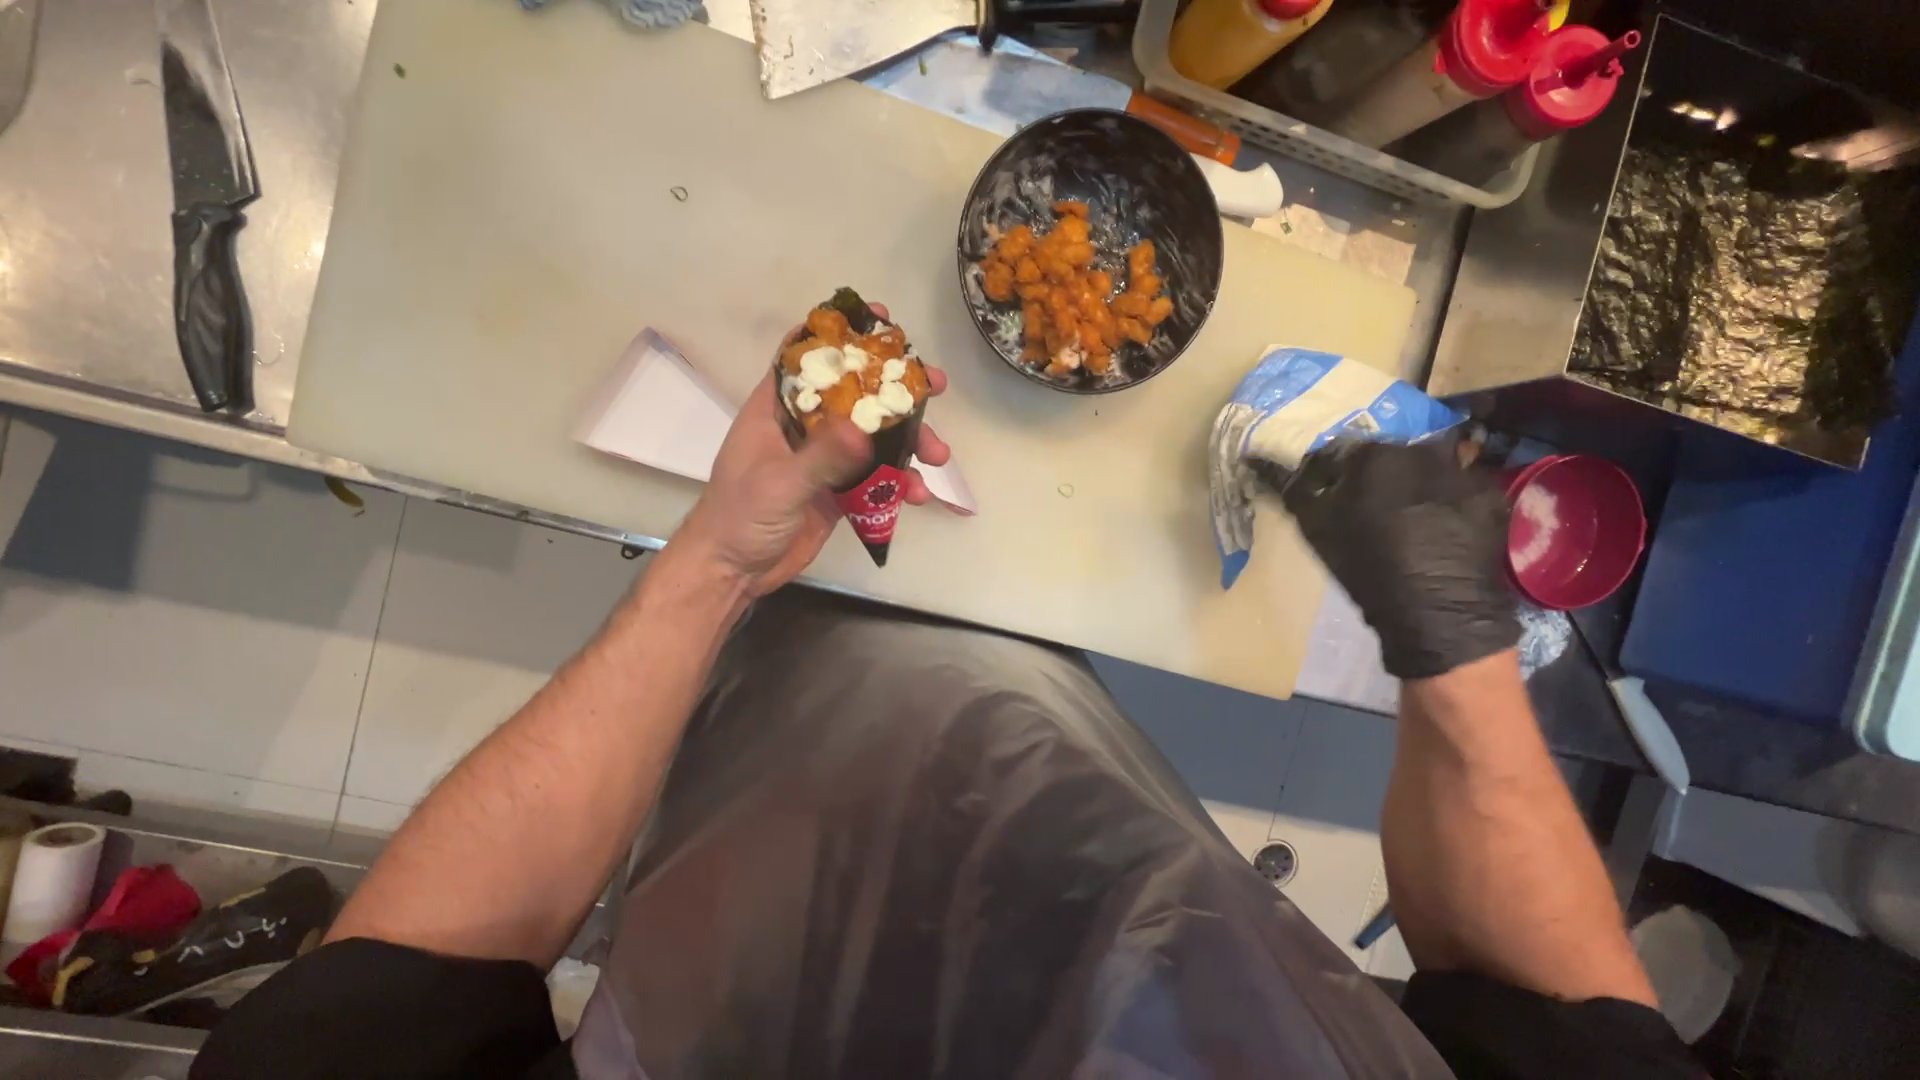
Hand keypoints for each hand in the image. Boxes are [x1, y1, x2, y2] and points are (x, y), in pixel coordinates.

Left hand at [664, 304, 950, 597]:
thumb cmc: (740, 517)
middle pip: (855, 395)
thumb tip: (864, 430)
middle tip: (936, 386)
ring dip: (909, 443)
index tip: (883, 322)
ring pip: (873, 439)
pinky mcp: (838, 492)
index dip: (842, 334)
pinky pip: (877, 479)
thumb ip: (821, 457)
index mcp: (777, 410)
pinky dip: (899, 484)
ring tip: (938, 455)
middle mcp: (804, 428)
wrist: (733, 571)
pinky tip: (919, 495)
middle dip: (896, 392)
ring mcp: (823, 460)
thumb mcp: (780, 483)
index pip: (807, 357)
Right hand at [1281, 439, 1516, 679]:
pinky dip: (1450, 503)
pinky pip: (1462, 491)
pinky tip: (1441, 529)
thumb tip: (1256, 458)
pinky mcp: (1492, 497)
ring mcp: (1463, 471)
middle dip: (1377, 476)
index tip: (1328, 495)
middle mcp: (1422, 449)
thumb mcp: (1314, 526)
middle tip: (1369, 507)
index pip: (1341, 452)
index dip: (1331, 475)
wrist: (1436, 611)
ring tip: (1409, 519)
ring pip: (1429, 469)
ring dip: (1416, 485)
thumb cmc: (1364, 564)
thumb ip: (1290, 487)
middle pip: (1389, 455)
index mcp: (1373, 453)